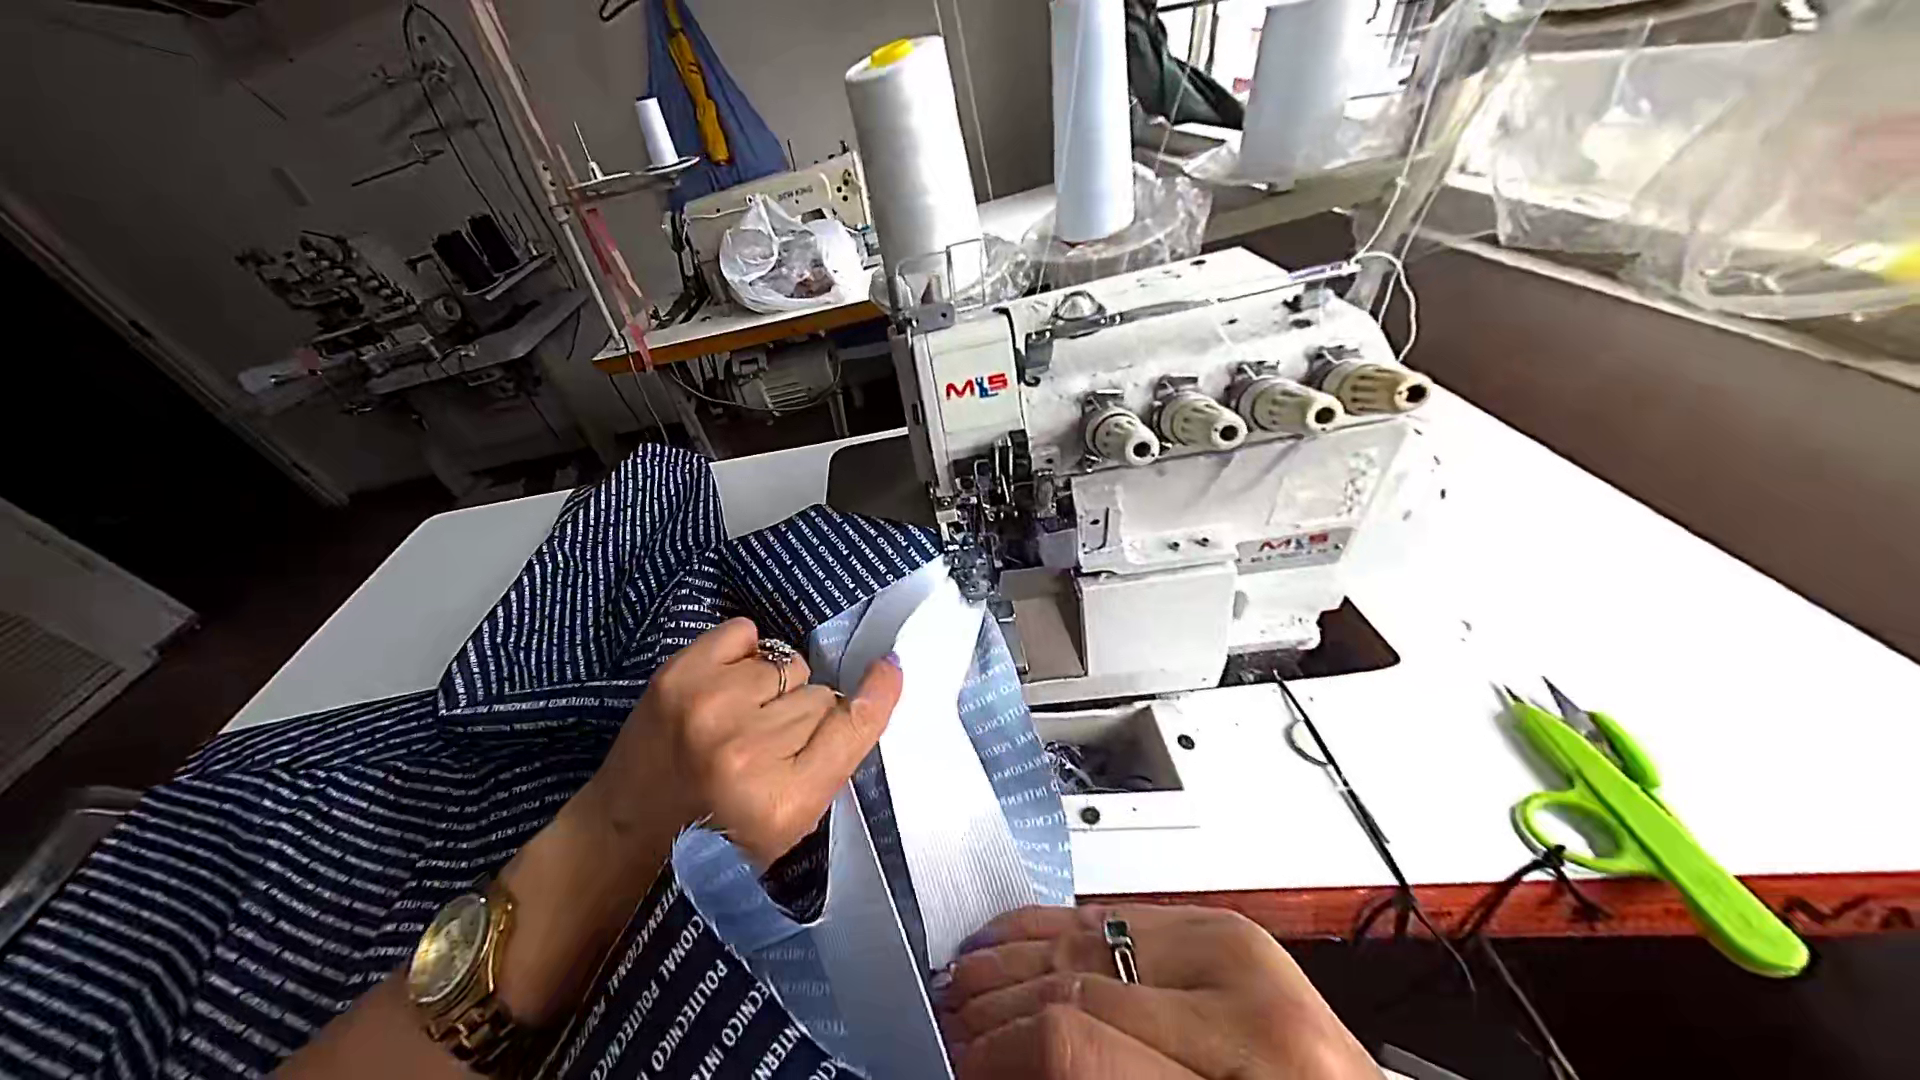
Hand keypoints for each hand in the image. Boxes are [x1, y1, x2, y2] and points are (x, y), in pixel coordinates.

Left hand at [588, 617, 903, 865]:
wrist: (622, 844)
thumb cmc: (717, 845)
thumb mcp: (792, 822)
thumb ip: (833, 759)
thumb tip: (873, 685)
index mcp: (784, 799)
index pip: (853, 724)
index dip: (879, 693)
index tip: (890, 668)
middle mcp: (748, 749)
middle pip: (821, 694)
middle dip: (805, 715)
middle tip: (769, 748)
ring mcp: (707, 707)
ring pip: (787, 664)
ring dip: (773, 688)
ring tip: (739, 722)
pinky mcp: (675, 676)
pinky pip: (746, 632)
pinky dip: (744, 652)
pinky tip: (725, 686)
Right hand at [937, 905, 1376, 1079]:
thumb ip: (1085, 1078)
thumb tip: (999, 1063)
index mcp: (1250, 1078)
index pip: (1071, 1042)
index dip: (999, 1055)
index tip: (962, 1064)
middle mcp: (1248, 1002)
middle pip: (1072, 982)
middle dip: (998, 1012)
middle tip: (953, 1032)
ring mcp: (1238, 949)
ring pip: (1086, 934)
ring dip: (1013, 962)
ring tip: (966, 984)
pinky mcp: (1225, 925)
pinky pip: (1116, 914)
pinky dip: (1054, 927)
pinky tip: (1014, 938)